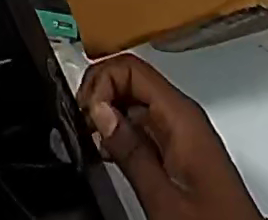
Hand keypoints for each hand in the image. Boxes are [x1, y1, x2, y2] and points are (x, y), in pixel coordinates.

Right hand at [78, 54, 261, 219]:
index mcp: (182, 116)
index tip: (87, 111)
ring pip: (135, 100)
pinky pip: (143, 123)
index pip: (131, 68)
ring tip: (93, 137)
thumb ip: (130, 151)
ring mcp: (183, 133)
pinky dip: (120, 129)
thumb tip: (99, 110)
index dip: (102, 81)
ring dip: (108, 111)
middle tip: (83, 121)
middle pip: (132, 78)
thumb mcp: (164, 199)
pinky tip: (110, 151)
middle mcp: (183, 117)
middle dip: (101, 92)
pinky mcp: (180, 151)